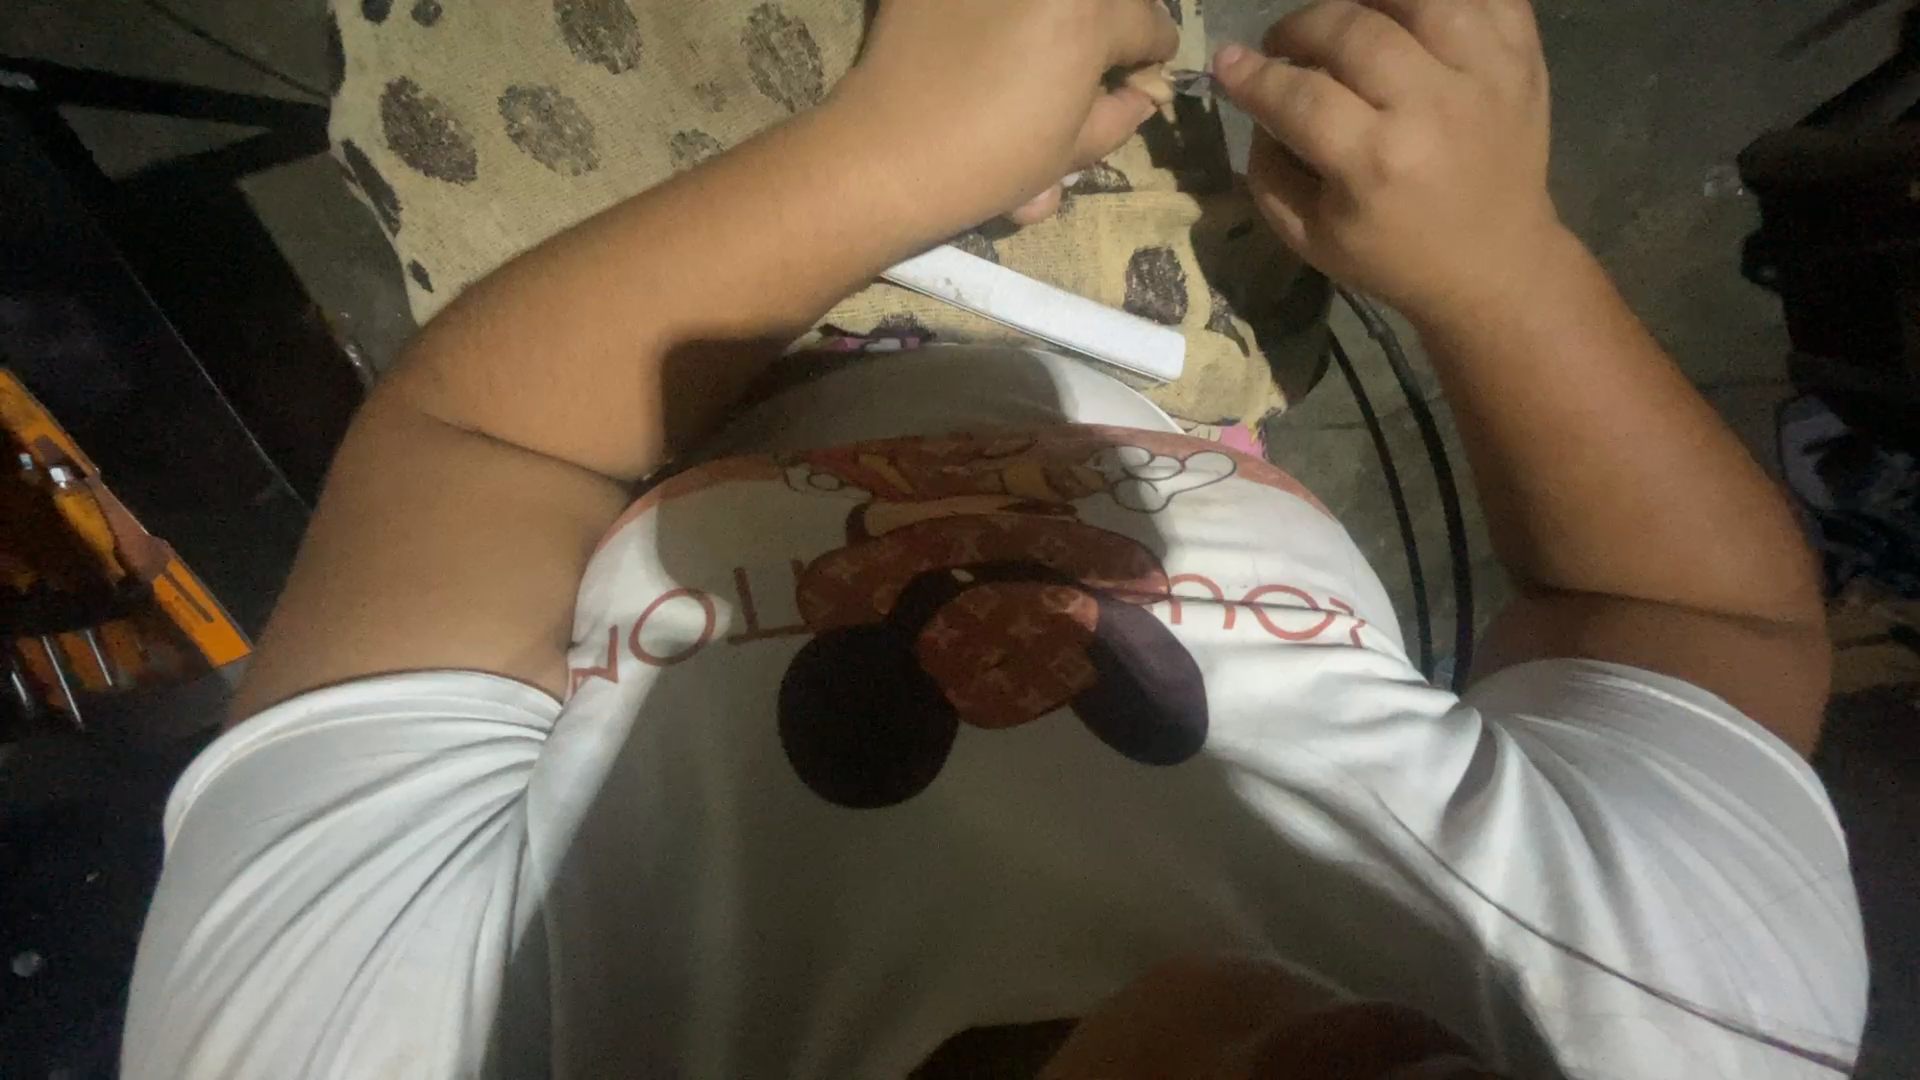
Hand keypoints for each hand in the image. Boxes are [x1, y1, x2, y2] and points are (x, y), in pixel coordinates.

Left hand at [834, 0, 1179, 229]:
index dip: (1152, 54)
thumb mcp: (1068, 153)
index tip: (1147, 68)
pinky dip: (989, 18)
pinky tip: (980, 48)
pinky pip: (985, 2)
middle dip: (1106, 25)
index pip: (1148, 23)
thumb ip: (1118, 117)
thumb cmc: (990, 164)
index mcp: (1091, 12)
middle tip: (1094, 60)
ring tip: (1037, 57)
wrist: (889, 158)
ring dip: (1056, 19)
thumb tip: (1141, 95)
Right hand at [1213, 0, 1561, 322]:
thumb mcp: (1308, 238)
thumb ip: (1270, 175)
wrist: (1489, 261)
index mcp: (1373, 162)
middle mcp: (1430, 106)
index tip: (1227, 63)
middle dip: (1301, 26)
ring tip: (1342, 17)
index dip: (1254, 76)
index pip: (1300, 97)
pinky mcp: (1522, 55)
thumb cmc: (1388, 258)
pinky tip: (1401, 16)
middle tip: (1281, 42)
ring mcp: (1485, 72)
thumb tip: (1261, 111)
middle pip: (1352, 31)